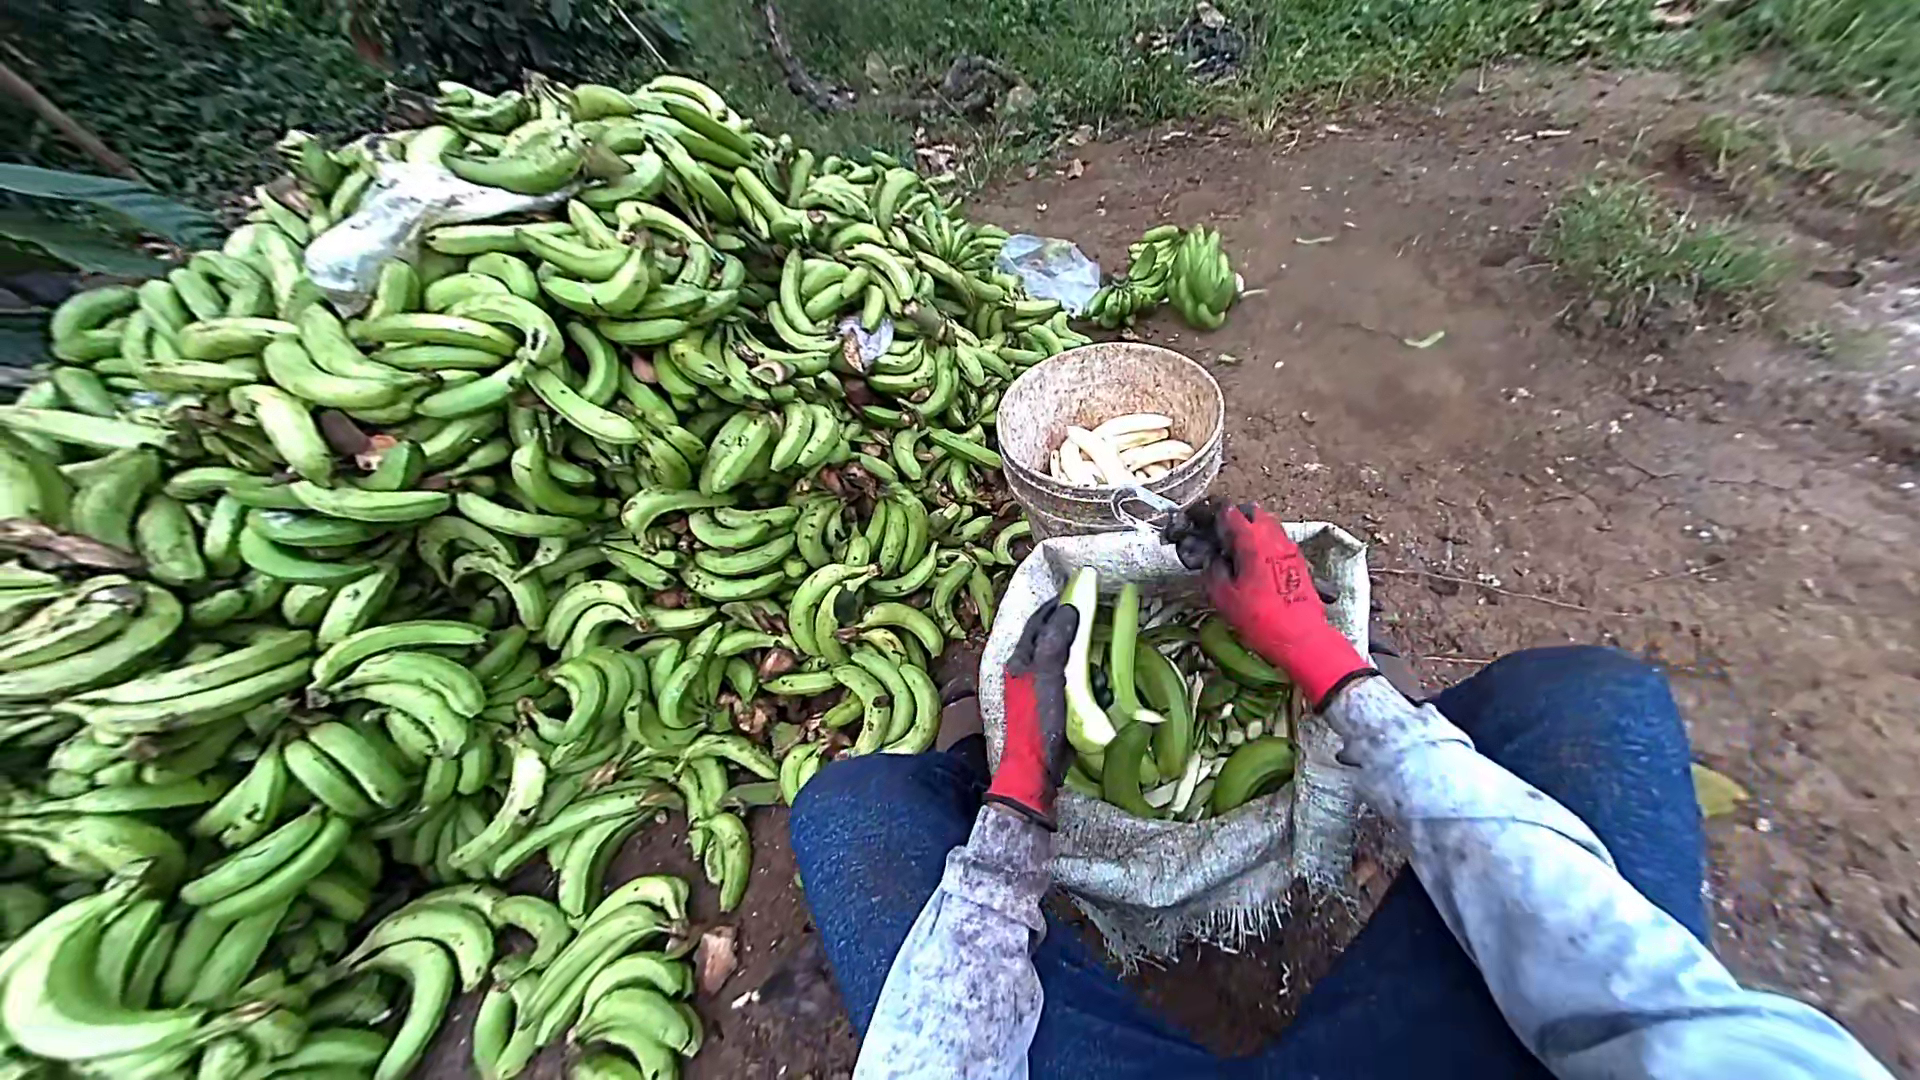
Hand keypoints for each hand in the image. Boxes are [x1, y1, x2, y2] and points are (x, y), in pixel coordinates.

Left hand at [985, 599, 1078, 829]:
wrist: (1034, 769)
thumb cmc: (1039, 719)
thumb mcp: (1049, 675)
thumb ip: (1056, 641)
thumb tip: (1068, 609)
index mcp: (1020, 659)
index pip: (1038, 622)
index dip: (1055, 606)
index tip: (1077, 591)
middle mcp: (1023, 670)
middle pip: (1045, 638)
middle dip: (1065, 624)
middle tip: (1090, 613)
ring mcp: (1033, 688)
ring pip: (1055, 657)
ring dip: (1072, 648)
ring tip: (1092, 640)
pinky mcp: (1045, 706)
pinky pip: (1063, 680)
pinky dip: (1077, 673)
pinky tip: (1090, 677)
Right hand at [1197, 501, 1373, 708]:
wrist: (1301, 639)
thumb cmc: (1261, 618)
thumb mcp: (1224, 596)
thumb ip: (1214, 571)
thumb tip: (1214, 560)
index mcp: (1254, 543)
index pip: (1232, 514)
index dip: (1216, 514)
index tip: (1205, 519)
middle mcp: (1275, 540)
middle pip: (1255, 513)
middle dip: (1237, 517)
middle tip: (1221, 531)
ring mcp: (1290, 551)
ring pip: (1270, 526)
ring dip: (1253, 530)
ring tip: (1236, 547)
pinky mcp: (1299, 564)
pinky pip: (1278, 543)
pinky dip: (1264, 544)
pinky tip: (1254, 562)